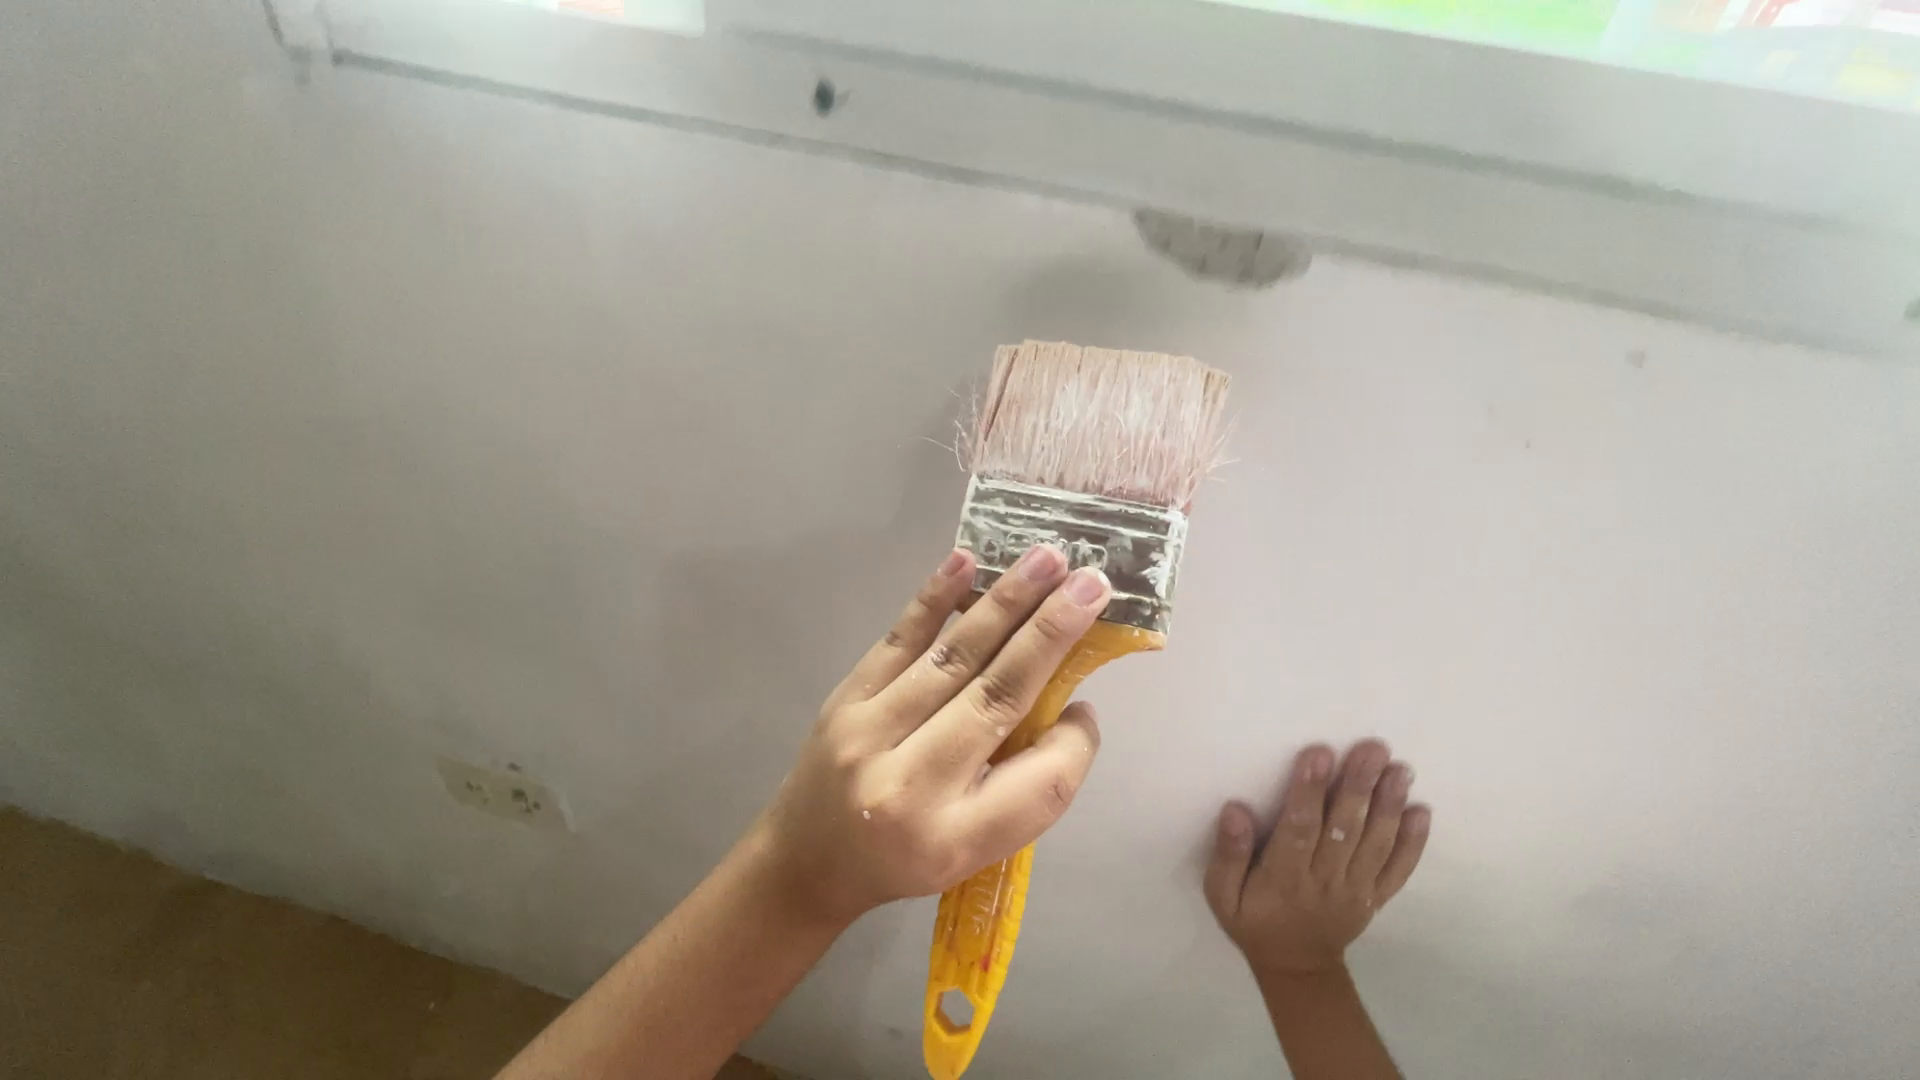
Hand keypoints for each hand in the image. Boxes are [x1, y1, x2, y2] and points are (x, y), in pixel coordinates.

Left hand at [747, 545, 1112, 925]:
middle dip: (1051, 634)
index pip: (1038, 783)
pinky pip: (899, 639)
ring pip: (953, 657)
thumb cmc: (904, 858)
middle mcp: (910, 785)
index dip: (1074, 742)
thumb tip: (1070, 707)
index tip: (1089, 702)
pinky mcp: (845, 698)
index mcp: (953, 839)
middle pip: (997, 697)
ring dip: (1005, 602)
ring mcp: (869, 733)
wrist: (806, 858)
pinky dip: (936, 598)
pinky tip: (967, 561)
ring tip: (1048, 560)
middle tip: (1092, 583)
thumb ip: (1029, 791)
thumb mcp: (973, 851)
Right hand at [1204, 740, 1429, 976]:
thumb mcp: (1221, 895)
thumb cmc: (1252, 920)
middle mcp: (1325, 879)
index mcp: (1284, 876)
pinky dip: (1413, 842)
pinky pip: (1397, 870)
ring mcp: (1355, 889)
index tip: (1320, 754)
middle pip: (1343, 828)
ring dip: (1388, 805)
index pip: (1299, 827)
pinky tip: (1421, 811)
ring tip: (1400, 769)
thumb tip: (1235, 809)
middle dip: (1359, 786)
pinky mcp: (1375, 896)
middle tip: (1373, 750)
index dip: (1309, 790)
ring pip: (1374, 844)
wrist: (1297, 968)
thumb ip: (1228, 854)